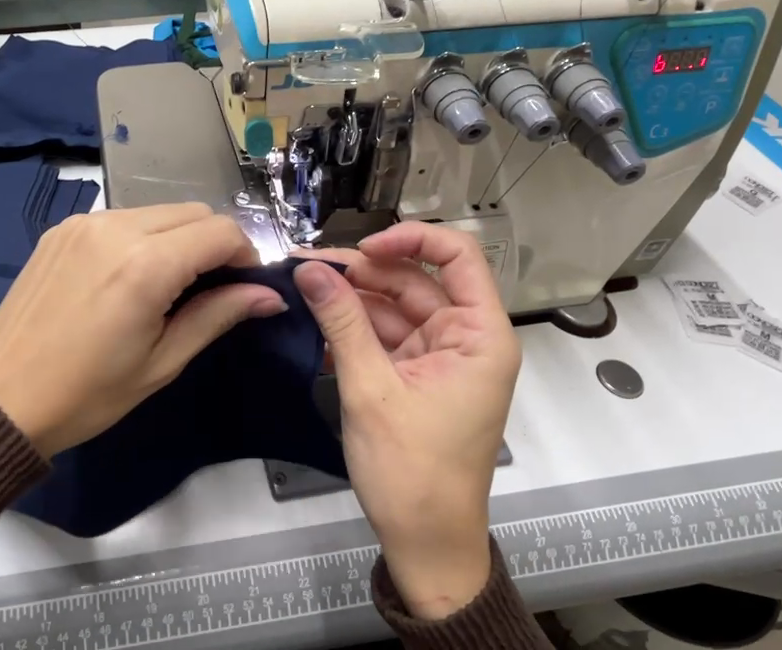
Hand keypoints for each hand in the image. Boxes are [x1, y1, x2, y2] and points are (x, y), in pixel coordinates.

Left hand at [0, 203, 284, 456]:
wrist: (1, 397)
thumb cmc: (88, 393)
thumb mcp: (162, 362)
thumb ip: (218, 315)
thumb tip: (270, 295)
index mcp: (146, 265)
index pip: (221, 232)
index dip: (245, 256)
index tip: (245, 288)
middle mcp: (117, 228)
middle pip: (193, 212)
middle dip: (214, 243)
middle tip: (211, 288)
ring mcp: (85, 222)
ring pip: (158, 211)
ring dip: (178, 237)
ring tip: (169, 285)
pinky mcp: (63, 227)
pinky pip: (121, 218)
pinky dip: (141, 237)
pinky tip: (129, 277)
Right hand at [293, 223, 520, 620]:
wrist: (425, 542)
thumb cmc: (413, 471)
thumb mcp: (370, 389)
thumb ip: (341, 322)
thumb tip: (309, 270)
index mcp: (479, 335)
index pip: (457, 256)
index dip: (411, 238)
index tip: (362, 248)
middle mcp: (465, 337)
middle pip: (413, 279)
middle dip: (360, 271)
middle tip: (306, 266)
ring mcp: (439, 355)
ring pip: (393, 305)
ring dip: (350, 298)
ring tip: (302, 287)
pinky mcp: (417, 374)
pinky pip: (384, 334)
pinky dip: (352, 329)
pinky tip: (316, 324)